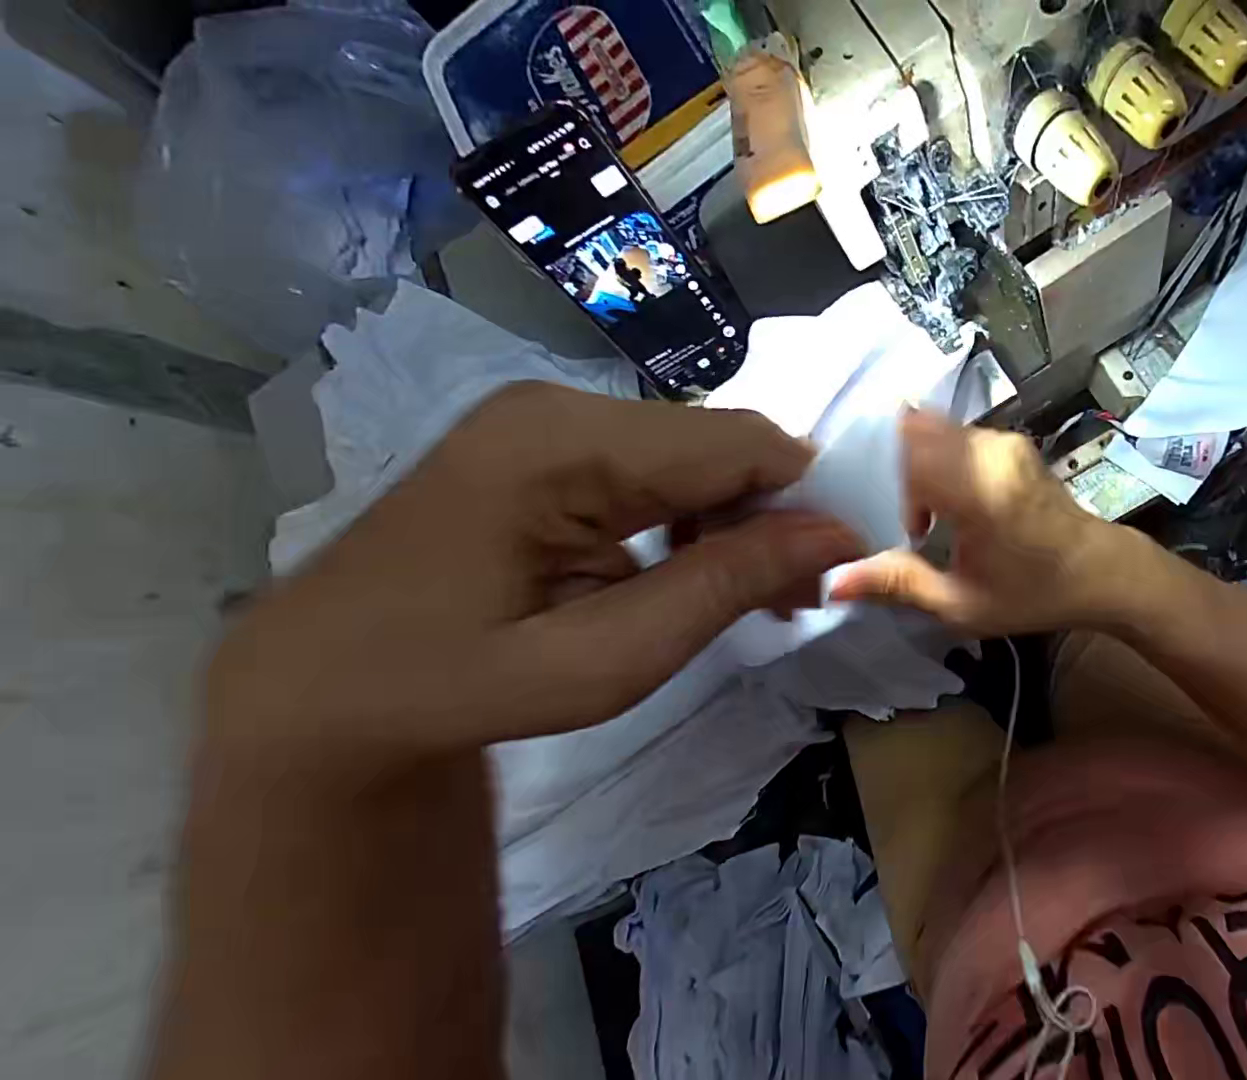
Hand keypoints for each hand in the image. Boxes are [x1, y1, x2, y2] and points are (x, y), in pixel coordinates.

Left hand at [205, 382, 861, 766]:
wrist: (325, 690)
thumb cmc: (459, 689)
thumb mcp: (608, 658)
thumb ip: (727, 583)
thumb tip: (837, 534)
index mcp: (563, 446)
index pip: (740, 443)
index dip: (811, 494)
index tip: (844, 563)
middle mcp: (562, 407)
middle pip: (725, 443)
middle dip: (778, 514)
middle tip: (800, 594)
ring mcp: (552, 419)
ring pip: (703, 454)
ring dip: (745, 519)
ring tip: (758, 592)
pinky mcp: (554, 444)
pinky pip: (667, 467)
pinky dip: (705, 516)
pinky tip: (705, 569)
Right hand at [829, 410, 1143, 635]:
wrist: (1100, 570)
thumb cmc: (1034, 593)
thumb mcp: (962, 604)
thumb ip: (897, 584)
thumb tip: (833, 583)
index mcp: (980, 489)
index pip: (901, 452)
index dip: (869, 476)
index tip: (865, 516)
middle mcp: (990, 449)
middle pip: (910, 431)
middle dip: (883, 466)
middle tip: (878, 511)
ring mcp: (1002, 439)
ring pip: (929, 429)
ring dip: (908, 463)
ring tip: (911, 512)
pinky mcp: (1007, 439)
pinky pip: (950, 435)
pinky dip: (930, 459)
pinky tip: (933, 500)